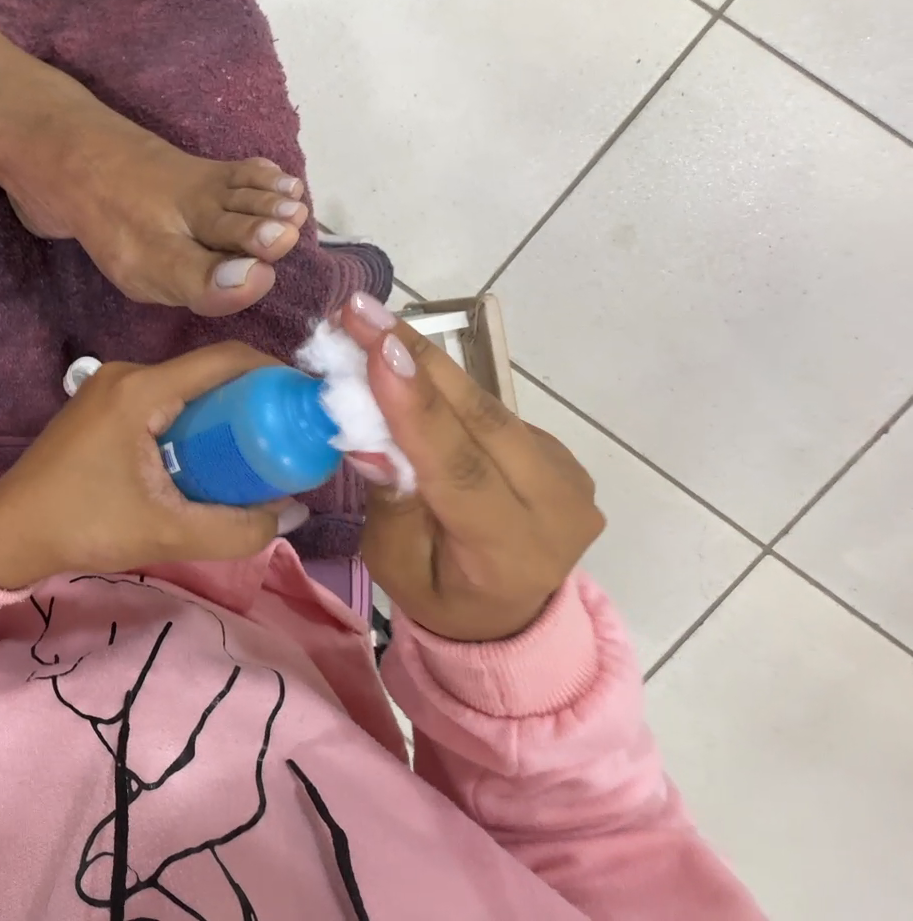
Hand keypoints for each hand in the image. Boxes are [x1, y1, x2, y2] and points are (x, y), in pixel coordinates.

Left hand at [0, 342, 307, 589]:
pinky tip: (202, 464)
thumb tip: (291, 512)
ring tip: (249, 463)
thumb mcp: (167, 534)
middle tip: (286, 446)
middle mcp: (124, 375)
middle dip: (253, 407)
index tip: (310, 409)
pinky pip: (161, 404)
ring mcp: (107, 389)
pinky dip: (190, 427)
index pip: (227, 360)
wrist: (9, 531)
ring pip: (185, 392)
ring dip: (219, 422)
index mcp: (140, 389)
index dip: (277, 377)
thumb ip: (237, 528)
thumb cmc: (83, 525)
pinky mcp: (99, 408)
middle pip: (208, 376)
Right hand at [341, 293, 605, 641]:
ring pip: (485, 404)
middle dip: (416, 357)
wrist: (510, 613)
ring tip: (369, 319)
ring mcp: (564, 472)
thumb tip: (368, 443)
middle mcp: (556, 505)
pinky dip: (441, 381)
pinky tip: (401, 354)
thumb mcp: (395, 566)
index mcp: (511, 550)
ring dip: (424, 358)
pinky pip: (489, 409)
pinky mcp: (554, 450)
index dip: (417, 409)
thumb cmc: (438, 594)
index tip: (379, 350)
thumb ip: (392, 506)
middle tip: (359, 310)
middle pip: (480, 420)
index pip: (460, 469)